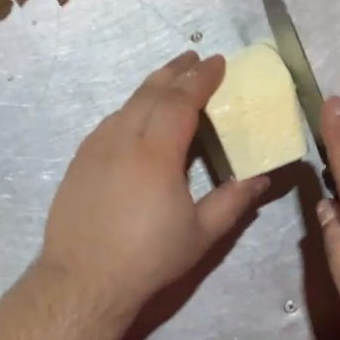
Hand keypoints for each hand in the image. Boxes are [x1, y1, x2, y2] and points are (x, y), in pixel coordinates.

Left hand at [40, 51, 271, 315]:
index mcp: (156, 154)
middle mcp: (122, 141)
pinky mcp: (77, 164)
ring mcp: (94, 150)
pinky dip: (127, 110)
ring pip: (125, 106)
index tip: (217, 63)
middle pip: (150, 93)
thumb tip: (261, 178)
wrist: (84, 280)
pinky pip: (107, 124)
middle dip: (175, 72)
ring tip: (167, 82)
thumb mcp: (200, 235)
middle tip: (194, 59)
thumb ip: (232, 202)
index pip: (181, 100)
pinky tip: (133, 117)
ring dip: (149, 88)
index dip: (201, 78)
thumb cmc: (147, 260)